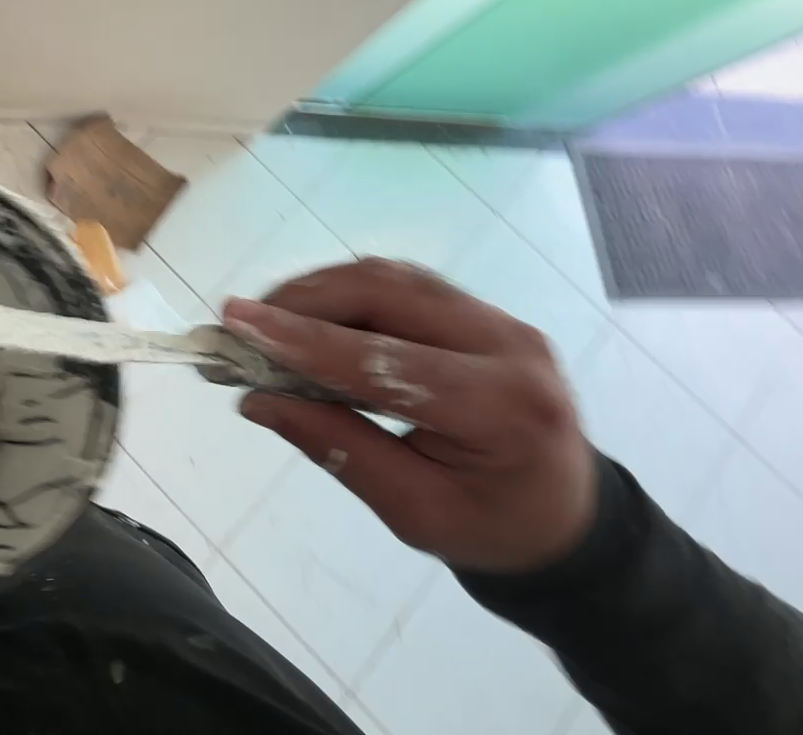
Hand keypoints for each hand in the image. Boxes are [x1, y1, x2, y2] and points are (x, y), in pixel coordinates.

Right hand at [223, 258, 596, 573]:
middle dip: (304, 299)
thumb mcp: (413, 511)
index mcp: (500, 409)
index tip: (236, 321)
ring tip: (271, 319)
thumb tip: (257, 399)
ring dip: (321, 290)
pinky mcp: (483, 311)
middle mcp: (506, 345)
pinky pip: (403, 283)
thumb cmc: (490, 527)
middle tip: (246, 321)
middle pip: (386, 292)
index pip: (381, 360)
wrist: (566, 516)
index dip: (300, 338)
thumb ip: (337, 448)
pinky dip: (346, 291)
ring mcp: (499, 319)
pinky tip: (314, 316)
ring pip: (391, 276)